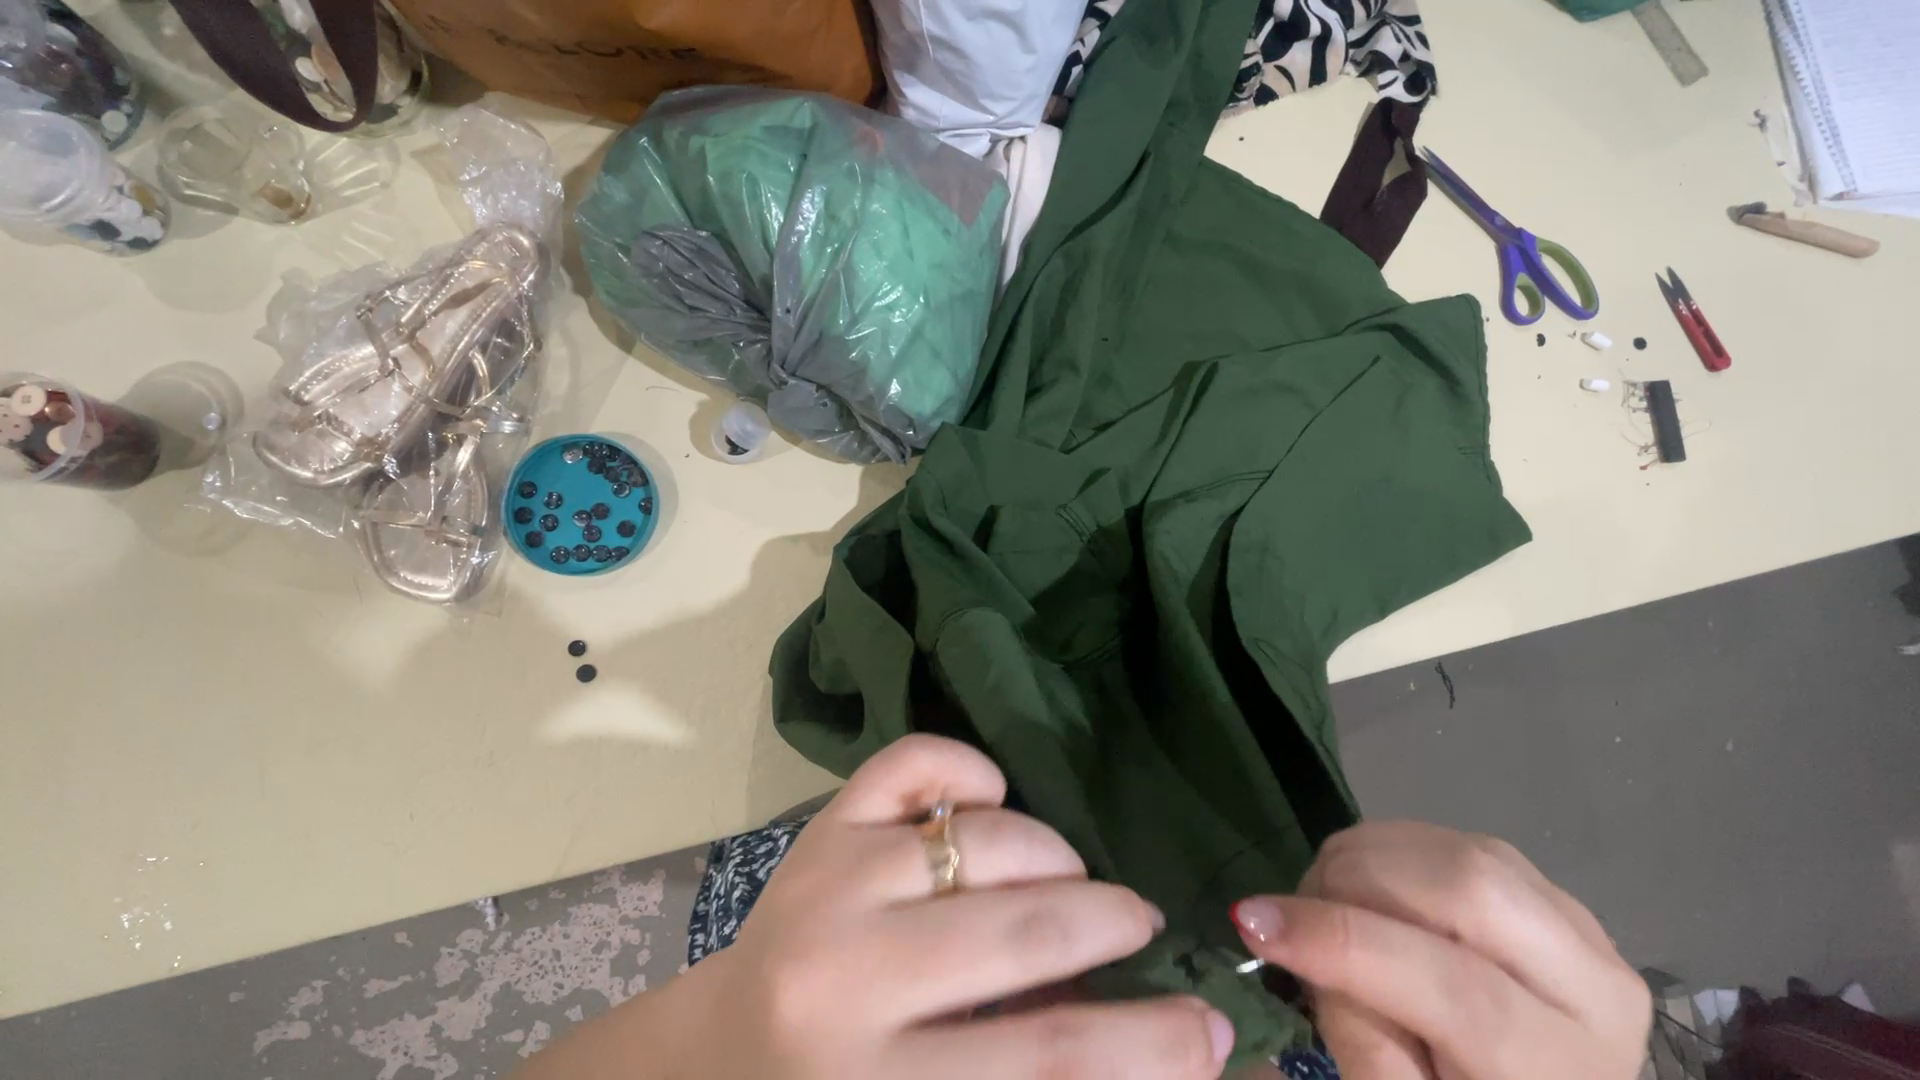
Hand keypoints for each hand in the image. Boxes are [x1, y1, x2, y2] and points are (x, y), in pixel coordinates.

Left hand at [519, 734, 1233, 1079]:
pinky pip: (910, 765)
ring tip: (1071, 879)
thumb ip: (1028, 1068)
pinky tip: (991, 797)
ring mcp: (829, 882)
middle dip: (1114, 924)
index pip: (1048, 1062)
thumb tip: (1160, 1044)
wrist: (719, 1054)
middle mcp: (849, 975)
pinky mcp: (818, 827)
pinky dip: (967, 768)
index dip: (1149, 1046)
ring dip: (1052, 855)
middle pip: (1022, 936)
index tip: (1210, 1029)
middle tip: (1147, 922)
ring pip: (978, 839)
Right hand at [1231, 821, 1649, 1079]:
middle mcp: (1592, 982)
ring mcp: (1574, 919)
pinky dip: (1381, 849)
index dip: (1342, 944)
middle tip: (1292, 910)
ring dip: (1361, 859)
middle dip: (1353, 882)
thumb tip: (1291, 941)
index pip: (1453, 989)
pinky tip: (1364, 890)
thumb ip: (1357, 1037)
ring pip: (1451, 847)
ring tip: (1324, 905)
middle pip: (1465, 888)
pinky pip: (1446, 836)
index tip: (1250, 922)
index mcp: (1557, 1065)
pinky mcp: (1540, 882)